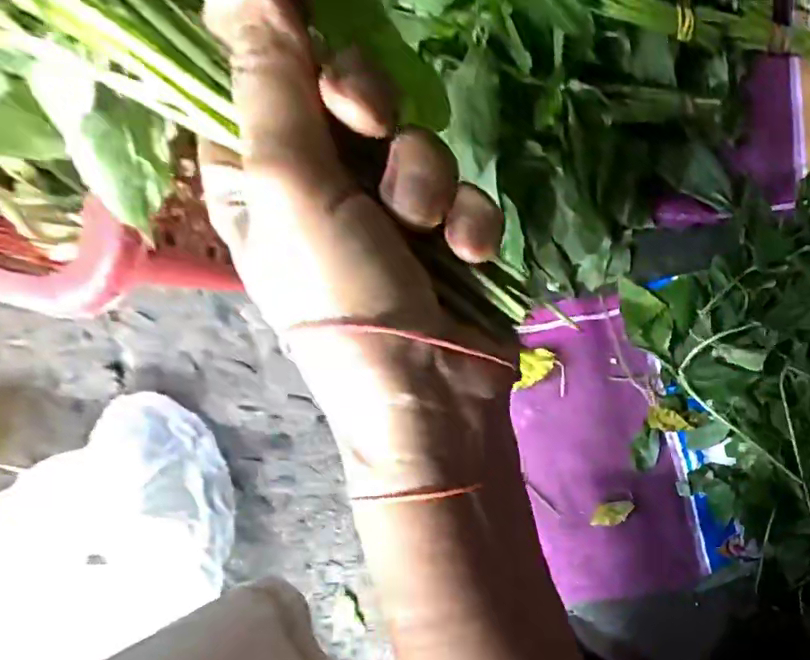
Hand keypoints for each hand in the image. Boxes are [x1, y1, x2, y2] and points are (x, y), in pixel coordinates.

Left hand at [199, 0, 507, 494]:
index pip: (269, 74)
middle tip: (373, 125)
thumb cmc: (342, 294)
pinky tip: (469, 256)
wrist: (429, 386)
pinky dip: (474, 226)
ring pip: (426, 152)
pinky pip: (474, 203)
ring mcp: (402, 216)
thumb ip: (274, 85)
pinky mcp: (460, 244)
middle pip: (356, 101)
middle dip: (374, 111)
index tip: (322, 57)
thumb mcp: (289, 185)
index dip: (296, 50)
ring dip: (431, 183)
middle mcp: (331, 181)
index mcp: (262, 162)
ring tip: (429, 230)